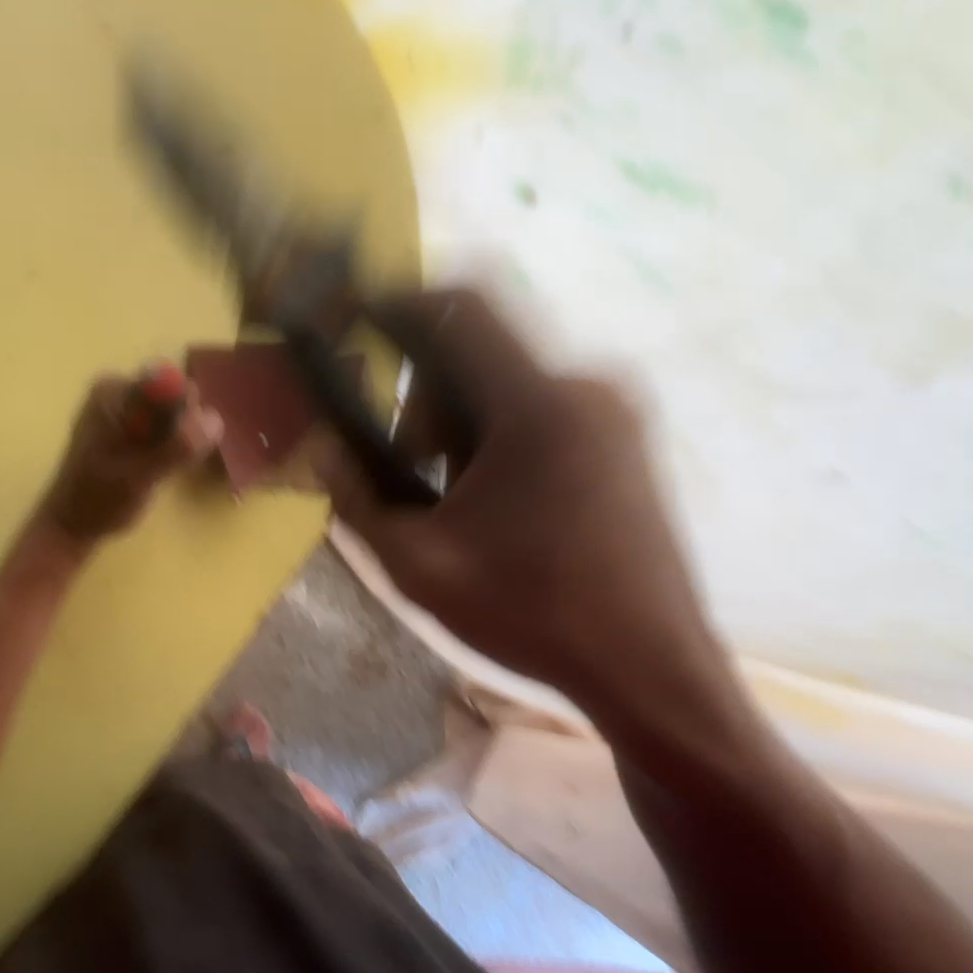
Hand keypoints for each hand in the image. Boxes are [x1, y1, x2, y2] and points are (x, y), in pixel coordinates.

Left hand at [38, 368, 222, 543]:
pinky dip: (169, 449)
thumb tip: (215, 419)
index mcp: (112, 391)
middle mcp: (119, 390)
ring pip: (175, 416)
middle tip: (163, 465)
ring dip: (177, 444)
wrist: (73, 524)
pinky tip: (155, 470)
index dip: (184, 416)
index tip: (175, 450)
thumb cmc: (99, 501)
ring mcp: (126, 408)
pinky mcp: (132, 427)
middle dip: (181, 431)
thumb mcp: (140, 476)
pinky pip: (166, 428)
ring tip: (156, 471)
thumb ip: (177, 448)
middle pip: (177, 397)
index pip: (171, 384)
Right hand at [318, 288, 718, 697]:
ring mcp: (614, 416)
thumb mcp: (419, 564)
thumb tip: (321, 449)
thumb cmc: (533, 613)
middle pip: (475, 354)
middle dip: (419, 399)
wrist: (651, 671)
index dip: (393, 301)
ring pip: (504, 387)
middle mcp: (585, 389)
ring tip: (448, 504)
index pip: (458, 307)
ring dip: (455, 427)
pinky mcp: (625, 444)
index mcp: (537, 404)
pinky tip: (491, 507)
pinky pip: (538, 413)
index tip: (346, 323)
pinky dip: (494, 440)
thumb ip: (357, 498)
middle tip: (399, 469)